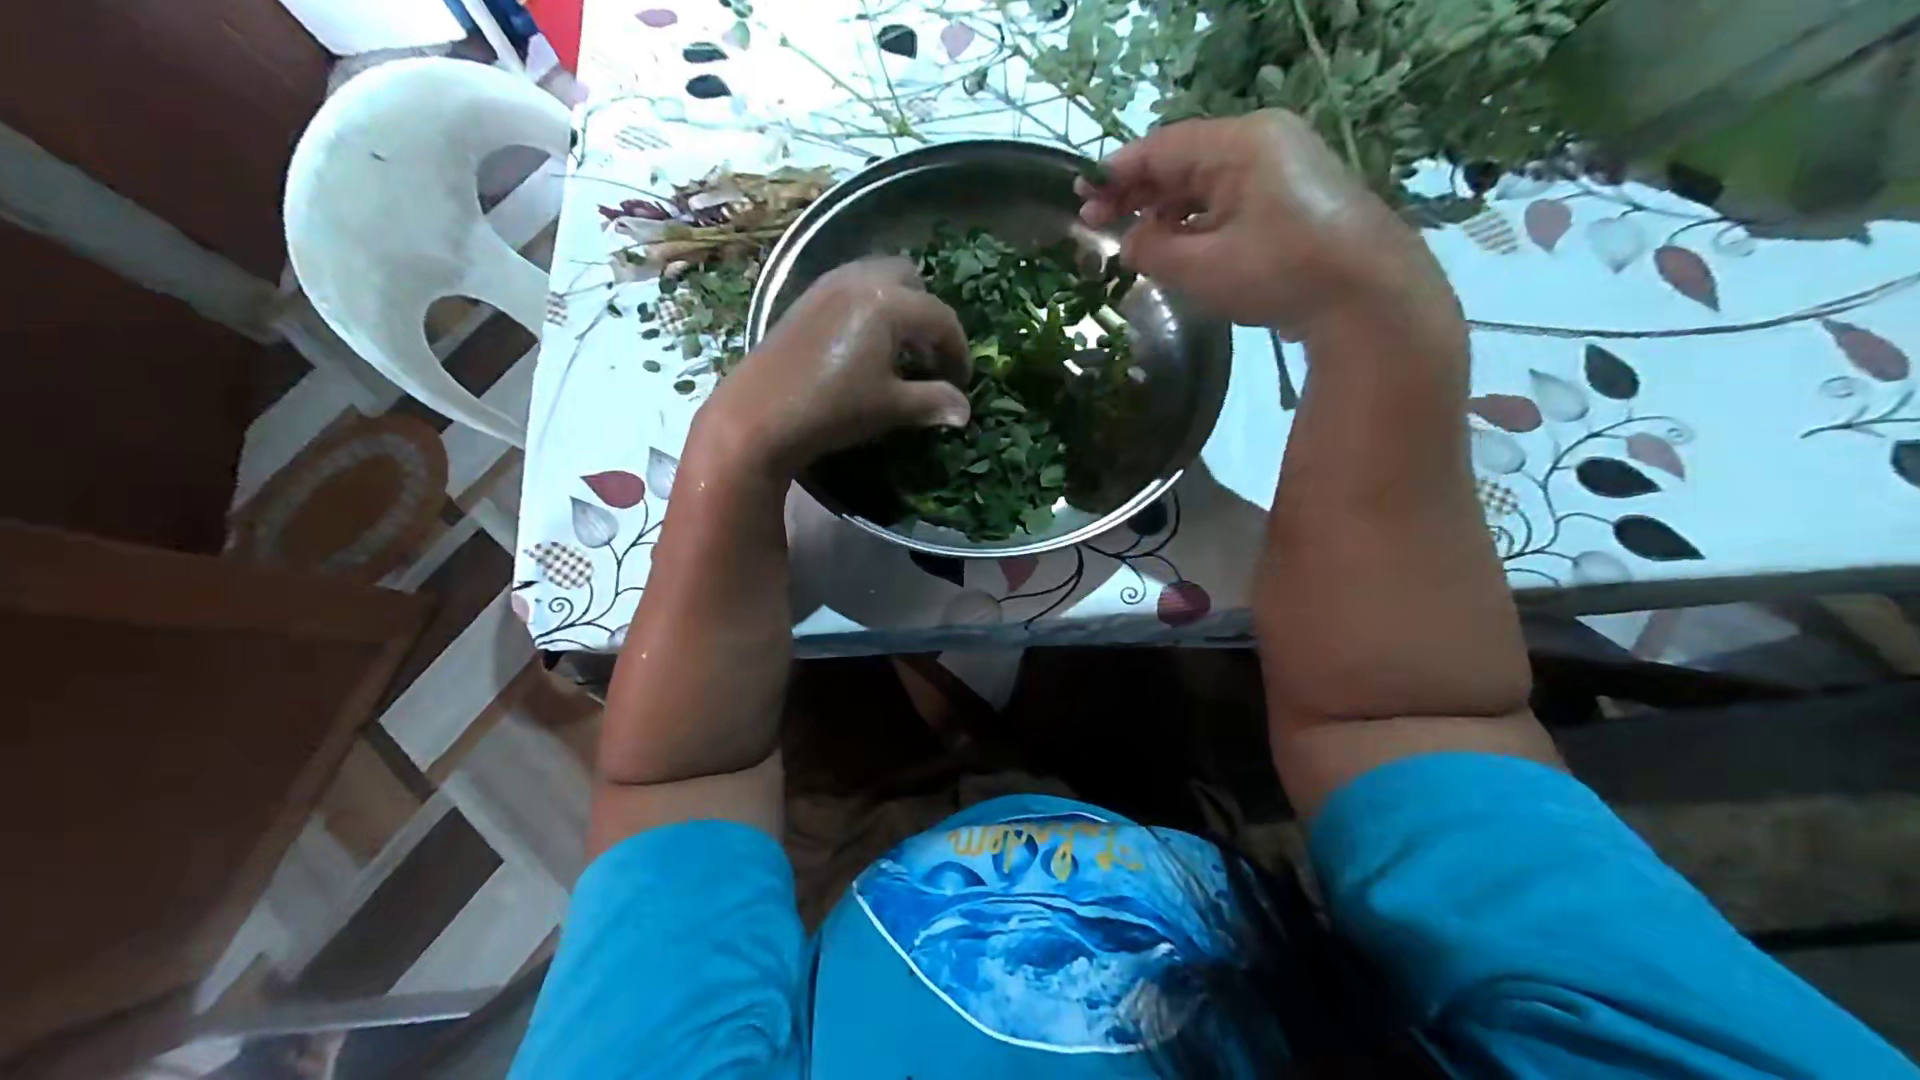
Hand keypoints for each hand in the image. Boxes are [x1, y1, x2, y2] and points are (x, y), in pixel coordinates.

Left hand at [699, 256, 971, 475]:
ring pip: (879, 279)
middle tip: (929, 358)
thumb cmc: (832, 408)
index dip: (958, 351)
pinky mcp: (806, 299)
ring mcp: (828, 284)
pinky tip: (864, 346)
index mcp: (888, 302)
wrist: (758, 415)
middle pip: (912, 282)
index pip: (940, 319)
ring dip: (899, 308)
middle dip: (928, 317)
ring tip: (899, 351)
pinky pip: (852, 288)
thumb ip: (933, 401)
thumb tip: (964, 410)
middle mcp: (861, 279)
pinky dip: (870, 308)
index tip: (961, 382)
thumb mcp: (890, 406)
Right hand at [1077, 110, 1457, 340]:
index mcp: (1241, 143)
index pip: (1161, 148)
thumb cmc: (1279, 274)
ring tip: (1133, 240)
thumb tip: (1129, 242)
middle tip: (1096, 221)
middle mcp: (1263, 142)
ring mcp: (1283, 167)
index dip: (1116, 173)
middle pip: (1183, 161)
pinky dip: (1197, 219)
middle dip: (1137, 192)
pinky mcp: (1292, 197)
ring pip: (1205, 181)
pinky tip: (1177, 244)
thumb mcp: (1202, 267)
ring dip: (1165, 209)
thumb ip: (1152, 249)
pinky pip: (1229, 198)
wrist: (1368, 298)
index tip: (1080, 196)